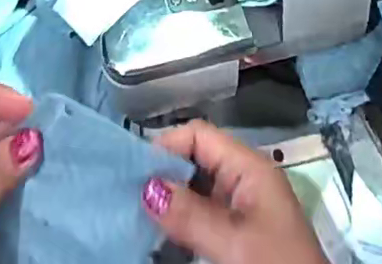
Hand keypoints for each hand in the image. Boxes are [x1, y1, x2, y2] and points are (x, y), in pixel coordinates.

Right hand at [142, 120, 328, 263]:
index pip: (198, 134)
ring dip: (170, 201)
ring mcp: (245, 210)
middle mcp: (246, 181)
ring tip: (140, 215)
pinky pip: (203, 215)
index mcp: (251, 169)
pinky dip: (182, 222)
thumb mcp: (235, 246)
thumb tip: (146, 188)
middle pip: (194, 159)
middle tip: (131, 195)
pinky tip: (163, 236)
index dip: (166, 146)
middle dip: (163, 174)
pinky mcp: (242, 237)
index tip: (136, 173)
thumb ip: (190, 215)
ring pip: (196, 189)